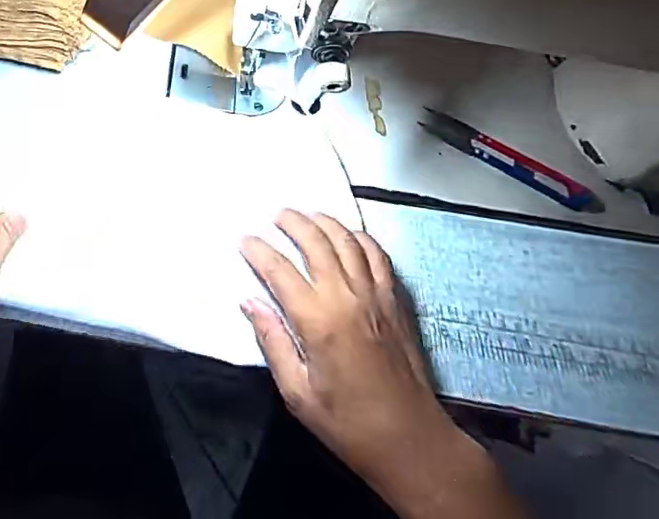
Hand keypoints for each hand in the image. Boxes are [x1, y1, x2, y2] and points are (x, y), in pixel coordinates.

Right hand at [242, 211, 525, 518]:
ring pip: (346, 241)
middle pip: (315, 242)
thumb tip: (250, 303)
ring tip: (307, 215)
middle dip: (292, 223)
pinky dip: (360, 237)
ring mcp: (374, 295)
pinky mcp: (395, 301)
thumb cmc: (349, 424)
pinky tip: (348, 235)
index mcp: (317, 320)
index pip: (279, 270)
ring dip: (324, 222)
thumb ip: (272, 342)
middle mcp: (346, 297)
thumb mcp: (298, 393)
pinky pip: (377, 256)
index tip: (245, 241)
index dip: (258, 250)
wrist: (413, 442)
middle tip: (276, 216)